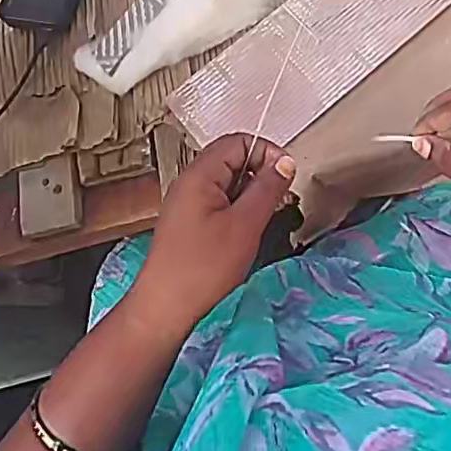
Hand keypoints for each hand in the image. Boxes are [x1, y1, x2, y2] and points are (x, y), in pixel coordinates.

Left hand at [125, 134, 293, 336]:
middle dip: (260, 172)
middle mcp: (189, 182)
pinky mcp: (188, 223)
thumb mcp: (245, 225)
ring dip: (250, 193)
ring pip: (226, 182)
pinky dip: (237, 209)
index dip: (266, 151)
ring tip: (264, 217)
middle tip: (280, 198)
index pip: (237, 141)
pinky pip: (218, 202)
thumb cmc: (202, 269)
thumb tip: (284, 162)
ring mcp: (186, 203)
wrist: (165, 310)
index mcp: (199, 174)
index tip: (286, 174)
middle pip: (231, 159)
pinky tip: (246, 231)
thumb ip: (267, 188)